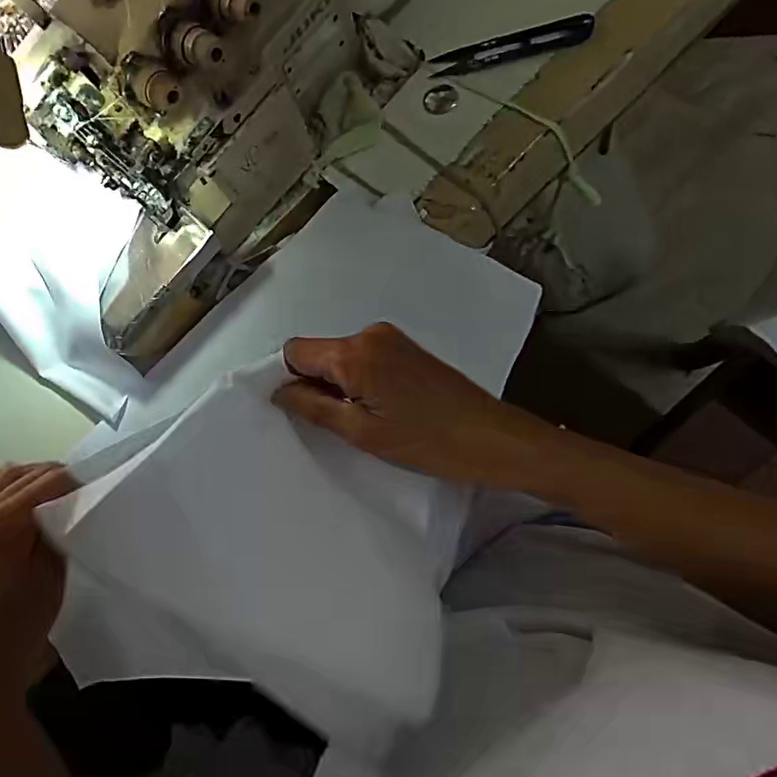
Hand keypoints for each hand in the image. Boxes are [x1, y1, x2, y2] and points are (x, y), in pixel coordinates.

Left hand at [0, 462, 76, 728]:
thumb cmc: (21, 623)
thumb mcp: (52, 573)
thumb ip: (59, 528)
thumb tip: (71, 501)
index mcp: (4, 521)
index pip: (48, 479)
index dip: (75, 483)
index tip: (93, 497)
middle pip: (28, 471)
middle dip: (58, 477)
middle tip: (81, 497)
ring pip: (9, 474)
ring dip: (35, 478)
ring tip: (58, 497)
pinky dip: (17, 487)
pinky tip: (33, 506)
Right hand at [272, 323, 558, 489]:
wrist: (497, 440)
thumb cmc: (434, 442)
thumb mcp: (361, 433)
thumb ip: (312, 407)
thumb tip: (280, 391)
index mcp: (356, 353)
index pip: (294, 351)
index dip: (290, 380)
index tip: (301, 408)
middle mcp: (371, 334)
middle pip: (317, 352)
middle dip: (316, 383)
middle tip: (340, 421)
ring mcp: (390, 338)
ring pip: (339, 356)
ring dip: (340, 384)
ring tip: (368, 418)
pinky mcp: (404, 347)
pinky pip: (362, 357)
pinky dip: (359, 380)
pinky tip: (382, 408)